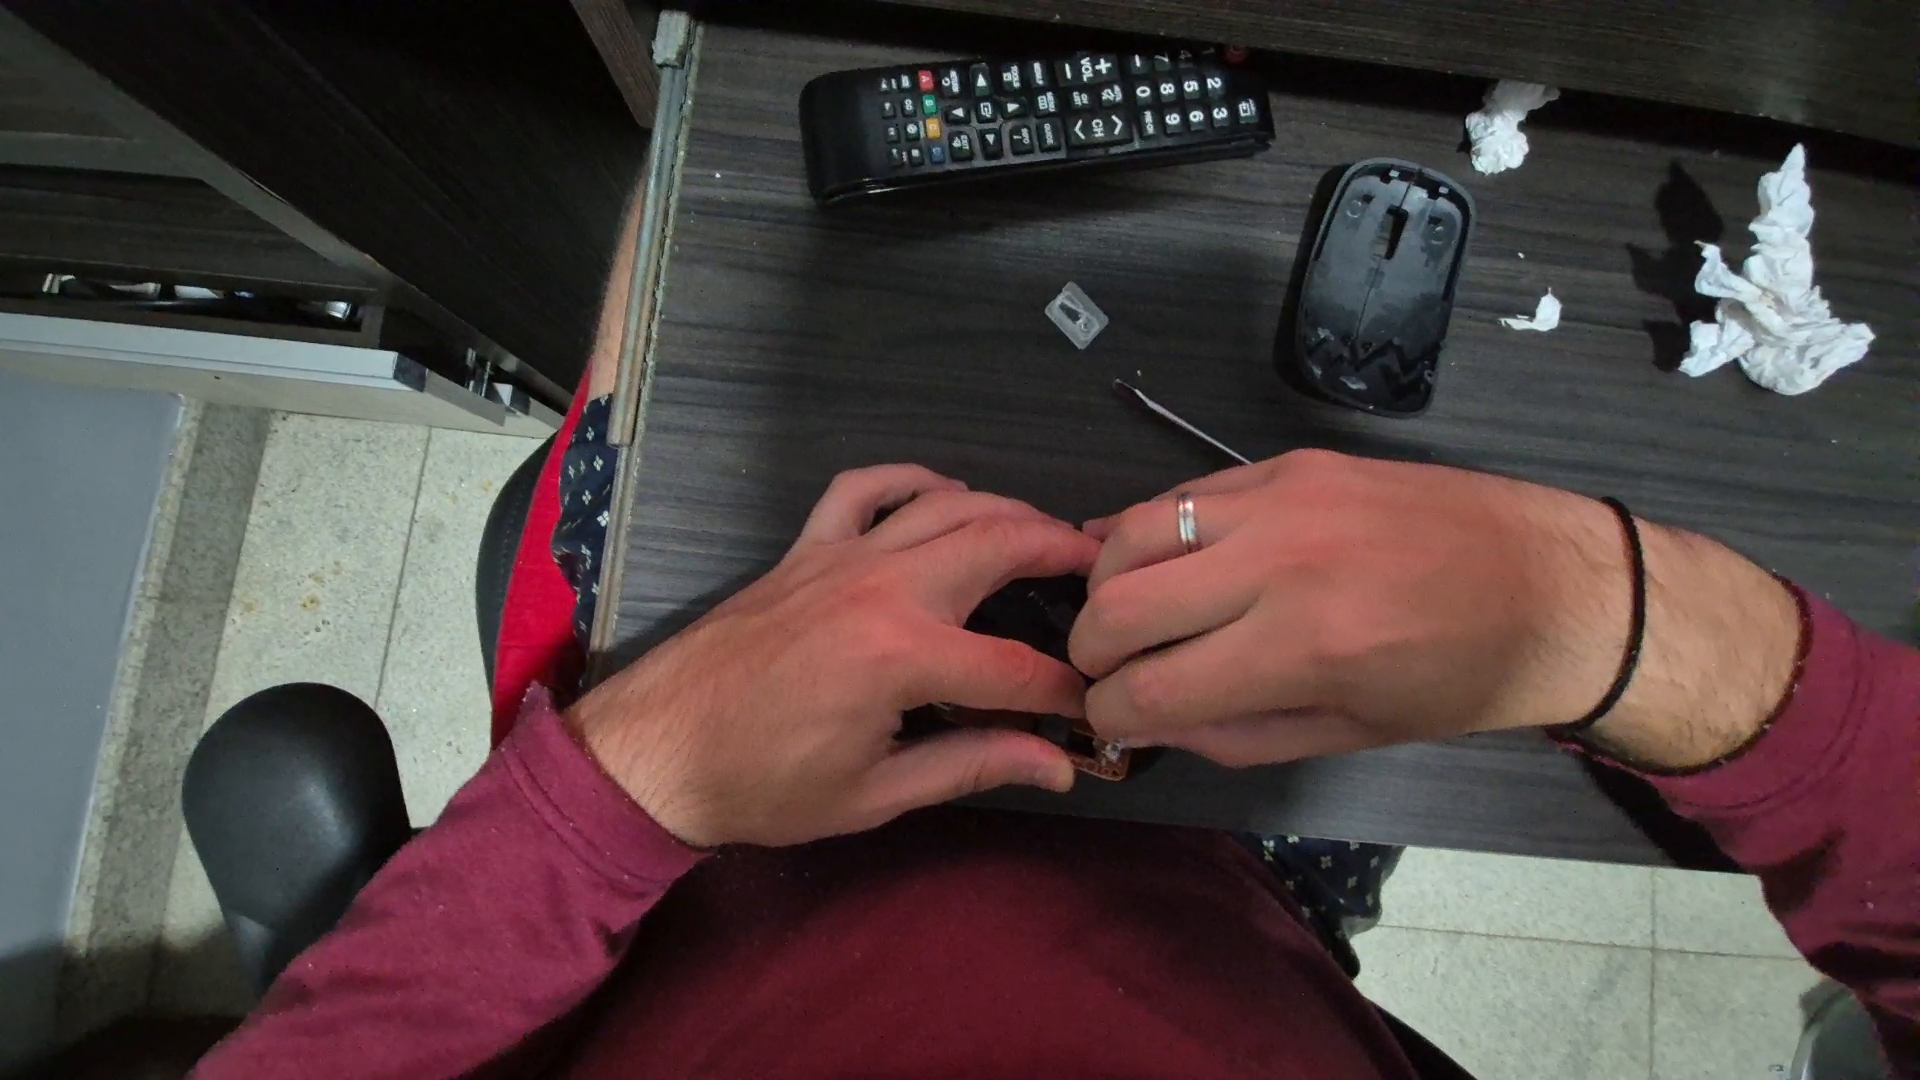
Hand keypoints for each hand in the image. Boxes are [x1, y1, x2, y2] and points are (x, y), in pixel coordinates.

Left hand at [567, 465, 1093, 847]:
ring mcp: (842, 556)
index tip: (1091, 697)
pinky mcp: (807, 547)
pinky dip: (910, 479)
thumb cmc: (765, 785)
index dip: (1063, 685)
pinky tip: (941, 492)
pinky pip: (863, 488)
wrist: (658, 750)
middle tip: (1099, 566)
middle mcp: (883, 587)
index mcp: (903, 657)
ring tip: (1041, 530)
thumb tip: (1059, 765)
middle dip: (1060, 550)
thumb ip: (973, 765)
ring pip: (944, 505)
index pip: (1015, 667)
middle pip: (997, 545)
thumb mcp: (876, 794)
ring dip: (1004, 509)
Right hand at [1068, 450, 1800, 769]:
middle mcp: (1279, 563)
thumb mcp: (1342, 735)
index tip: (1106, 716)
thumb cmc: (1454, 680)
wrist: (1552, 582)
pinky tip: (1145, 557)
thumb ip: (1226, 735)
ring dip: (1104, 582)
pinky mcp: (1285, 463)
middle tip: (1104, 666)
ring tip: (1121, 609)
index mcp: (1304, 649)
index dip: (1109, 712)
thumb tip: (1142, 718)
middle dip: (1089, 650)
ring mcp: (1279, 498)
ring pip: (1131, 532)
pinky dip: (1145, 533)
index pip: (1150, 688)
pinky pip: (1180, 495)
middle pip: (1118, 606)